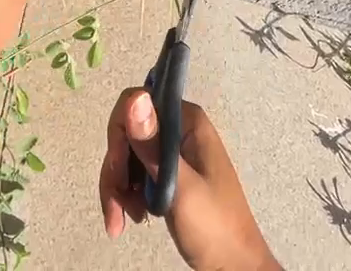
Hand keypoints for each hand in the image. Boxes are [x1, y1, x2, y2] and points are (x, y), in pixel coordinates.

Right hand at [99, 88, 278, 270]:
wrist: (234, 268)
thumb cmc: (214, 227)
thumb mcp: (181, 187)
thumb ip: (154, 145)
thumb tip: (135, 97)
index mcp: (187, 121)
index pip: (136, 104)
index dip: (121, 134)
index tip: (119, 170)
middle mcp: (178, 130)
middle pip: (127, 133)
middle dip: (116, 170)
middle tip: (117, 206)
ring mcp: (173, 152)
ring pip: (127, 156)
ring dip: (118, 188)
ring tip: (120, 222)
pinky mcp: (168, 174)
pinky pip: (135, 174)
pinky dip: (126, 196)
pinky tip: (130, 219)